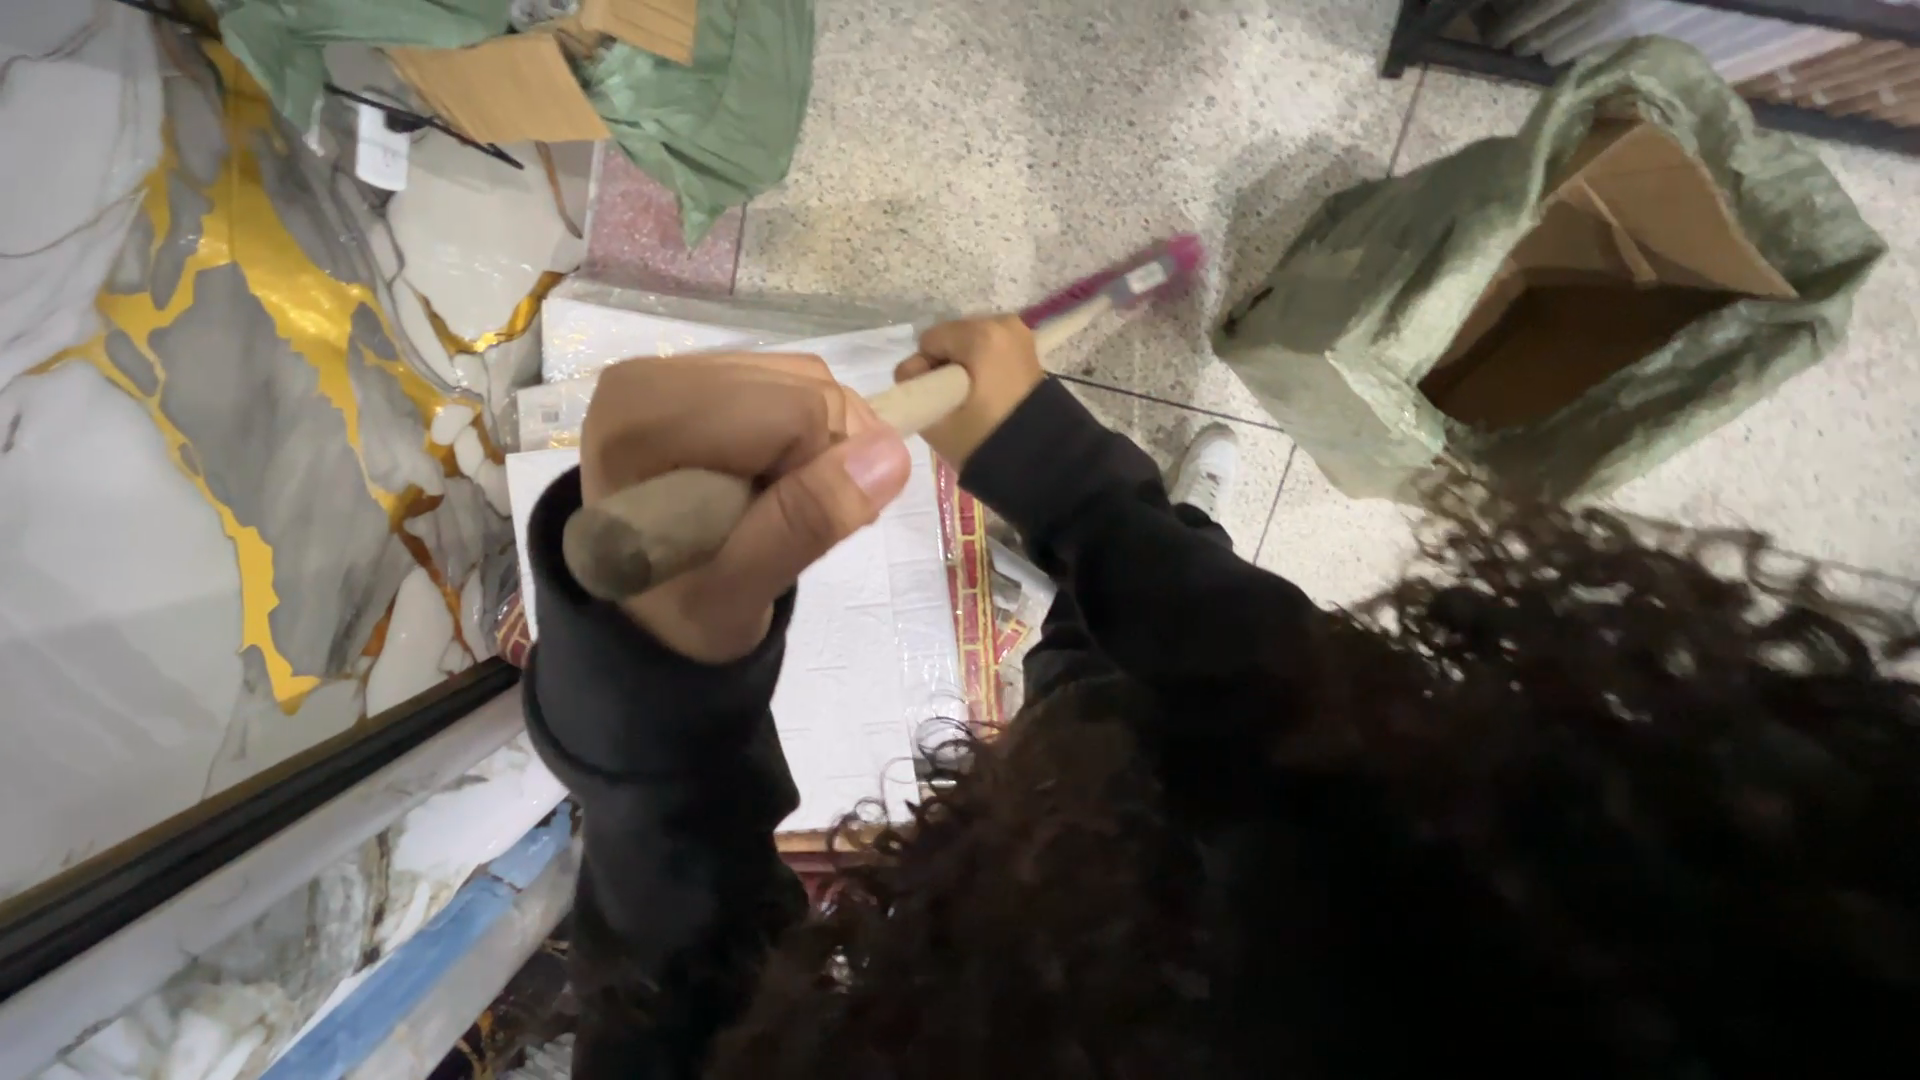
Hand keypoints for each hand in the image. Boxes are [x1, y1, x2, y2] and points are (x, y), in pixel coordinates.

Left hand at [579, 353, 911, 662]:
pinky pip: (800, 380)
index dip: (819, 471)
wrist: (653, 604)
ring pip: (812, 379)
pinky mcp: (710, 373)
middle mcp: (657, 375)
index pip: (793, 413)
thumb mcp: (741, 588)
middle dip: (829, 456)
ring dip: (829, 445)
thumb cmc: (686, 605)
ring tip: (794, 503)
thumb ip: (805, 523)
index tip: (791, 528)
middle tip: (800, 522)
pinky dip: (817, 431)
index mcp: (646, 422)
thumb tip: (890, 455)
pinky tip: (789, 475)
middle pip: (806, 387)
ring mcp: (683, 368)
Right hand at [894, 315, 1044, 466]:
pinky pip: (990, 352)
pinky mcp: (1028, 351)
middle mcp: (1004, 324)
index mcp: (982, 334)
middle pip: (951, 339)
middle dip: (946, 367)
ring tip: (972, 402)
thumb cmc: (983, 439)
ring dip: (963, 369)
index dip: (925, 370)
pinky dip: (982, 370)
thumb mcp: (935, 419)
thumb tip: (911, 371)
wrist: (1038, 461)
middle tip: (954, 403)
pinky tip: (986, 396)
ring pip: (970, 346)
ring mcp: (1020, 335)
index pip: (929, 341)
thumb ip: (911, 385)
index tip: (937, 399)